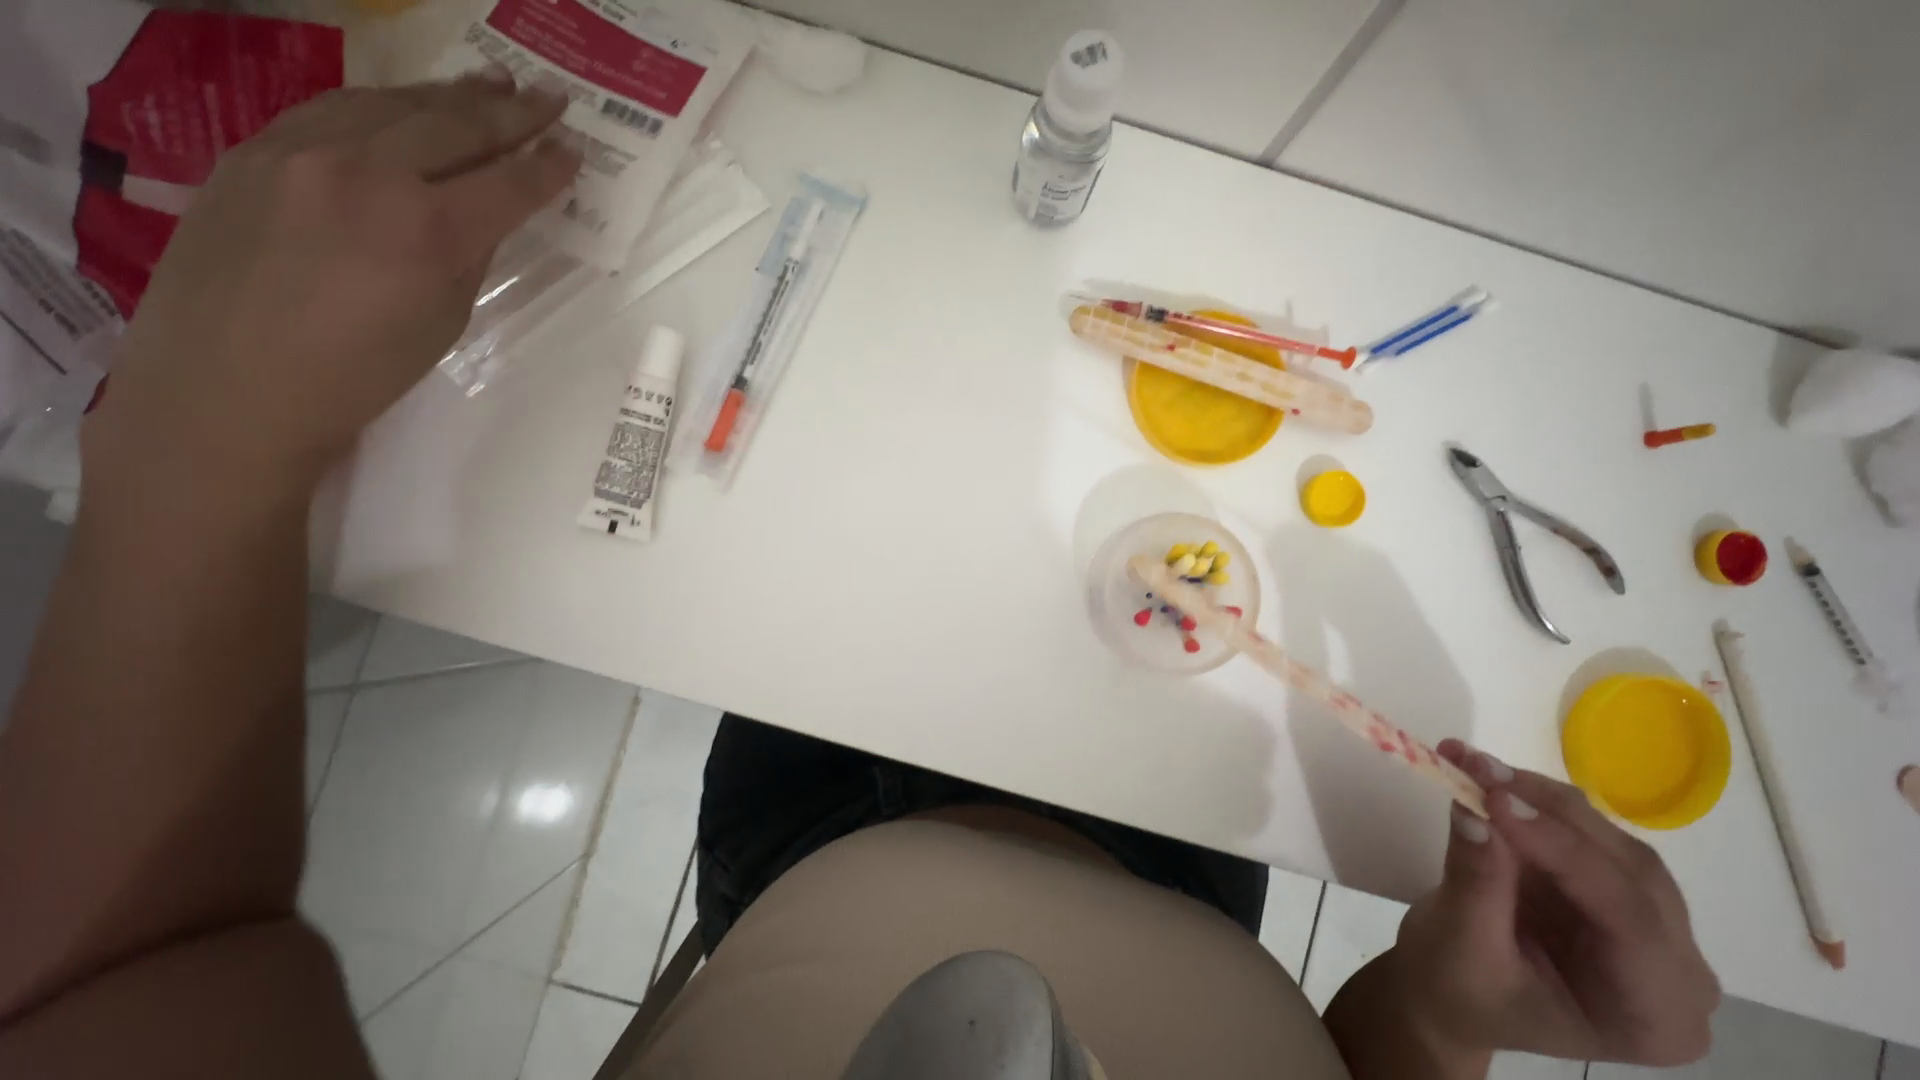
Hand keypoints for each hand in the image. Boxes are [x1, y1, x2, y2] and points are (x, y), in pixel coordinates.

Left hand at [87, 72, 579, 502]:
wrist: (228, 388)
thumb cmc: (357, 377)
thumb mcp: (443, 322)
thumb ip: (468, 255)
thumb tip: (483, 213)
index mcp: (427, 231)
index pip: (508, 184)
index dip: (548, 168)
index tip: (575, 151)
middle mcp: (367, 173)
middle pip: (457, 126)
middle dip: (512, 113)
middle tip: (550, 99)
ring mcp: (302, 152)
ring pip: (394, 104)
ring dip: (451, 96)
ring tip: (490, 83)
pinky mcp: (254, 150)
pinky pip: (334, 110)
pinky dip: (385, 104)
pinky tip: (407, 104)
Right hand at [1390, 740, 1720, 1066]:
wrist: (1449, 995)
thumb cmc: (1457, 991)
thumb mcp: (1459, 947)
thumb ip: (1476, 882)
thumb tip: (1474, 809)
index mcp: (1655, 1018)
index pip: (1629, 921)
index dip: (1565, 852)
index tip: (1495, 800)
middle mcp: (1678, 973)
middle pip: (1629, 873)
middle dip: (1549, 814)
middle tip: (1478, 770)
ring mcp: (1654, 929)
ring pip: (1610, 843)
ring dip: (1539, 797)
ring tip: (1473, 764)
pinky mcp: (1619, 890)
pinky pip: (1587, 834)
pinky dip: (1535, 801)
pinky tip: (1491, 777)